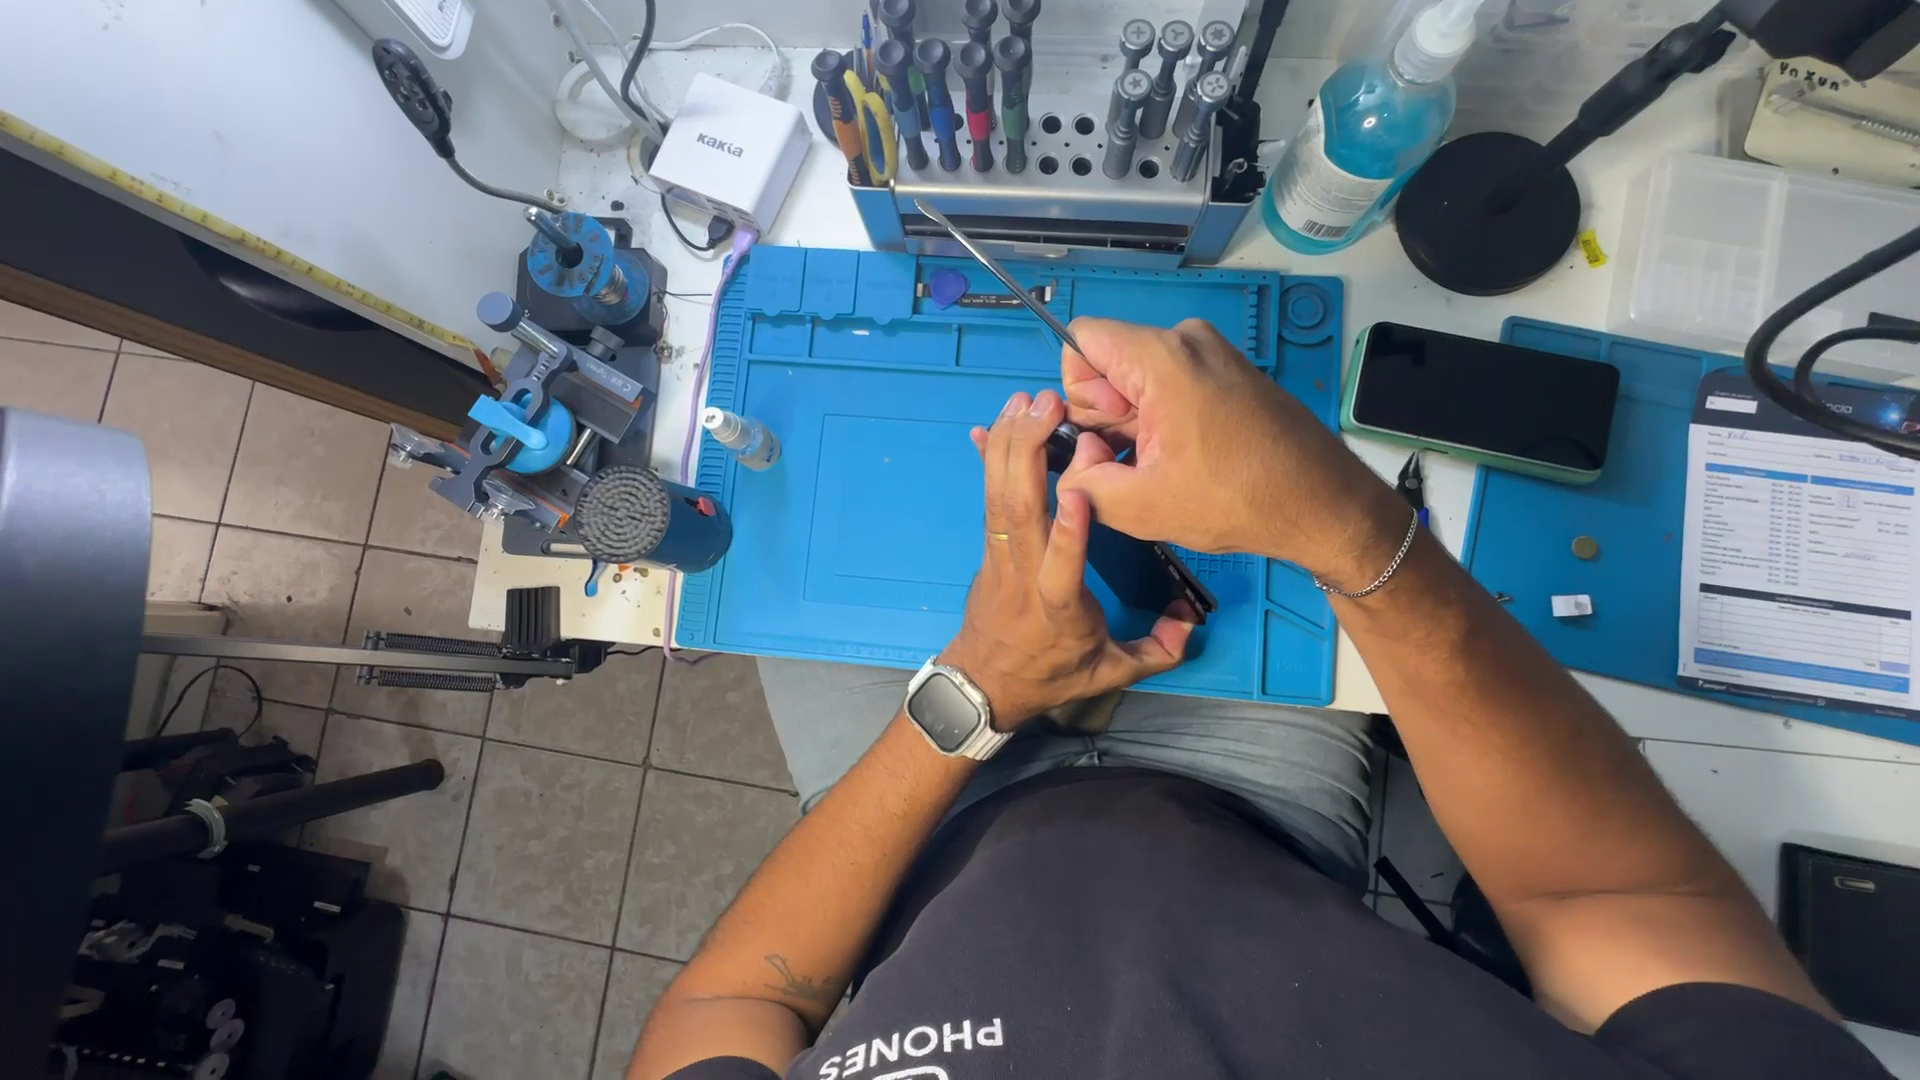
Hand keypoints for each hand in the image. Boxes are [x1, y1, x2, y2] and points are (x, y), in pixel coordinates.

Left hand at [941, 388, 1195, 730]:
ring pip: (998, 496)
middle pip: (1018, 513)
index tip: (1076, 490)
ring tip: (1023, 400)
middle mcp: (1022, 574)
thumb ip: (1154, 650)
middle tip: (1046, 405)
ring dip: (1007, 443)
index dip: (1067, 533)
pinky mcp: (988, 543)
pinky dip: (988, 458)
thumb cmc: (1049, 673)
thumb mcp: (1109, 673)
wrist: (984, 681)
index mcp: (1056, 607)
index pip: (1059, 570)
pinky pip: (988, 495)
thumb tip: (1191, 621)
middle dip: (1027, 455)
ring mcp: (998, 555)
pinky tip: (989, 424)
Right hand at [1058, 317, 1411, 589]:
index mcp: (1162, 358)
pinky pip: (1168, 384)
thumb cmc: (1235, 501)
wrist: (1322, 503)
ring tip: (1167, 466)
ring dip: (1134, 424)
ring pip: (1137, 378)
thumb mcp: (1139, 507)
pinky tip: (1187, 458)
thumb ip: (1081, 483)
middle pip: (1108, 362)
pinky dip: (1163, 420)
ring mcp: (1213, 352)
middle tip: (1140, 461)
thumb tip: (1075, 461)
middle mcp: (1186, 339)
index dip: (1078, 391)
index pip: (1080, 339)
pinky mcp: (1229, 371)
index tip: (1108, 434)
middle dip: (1107, 416)